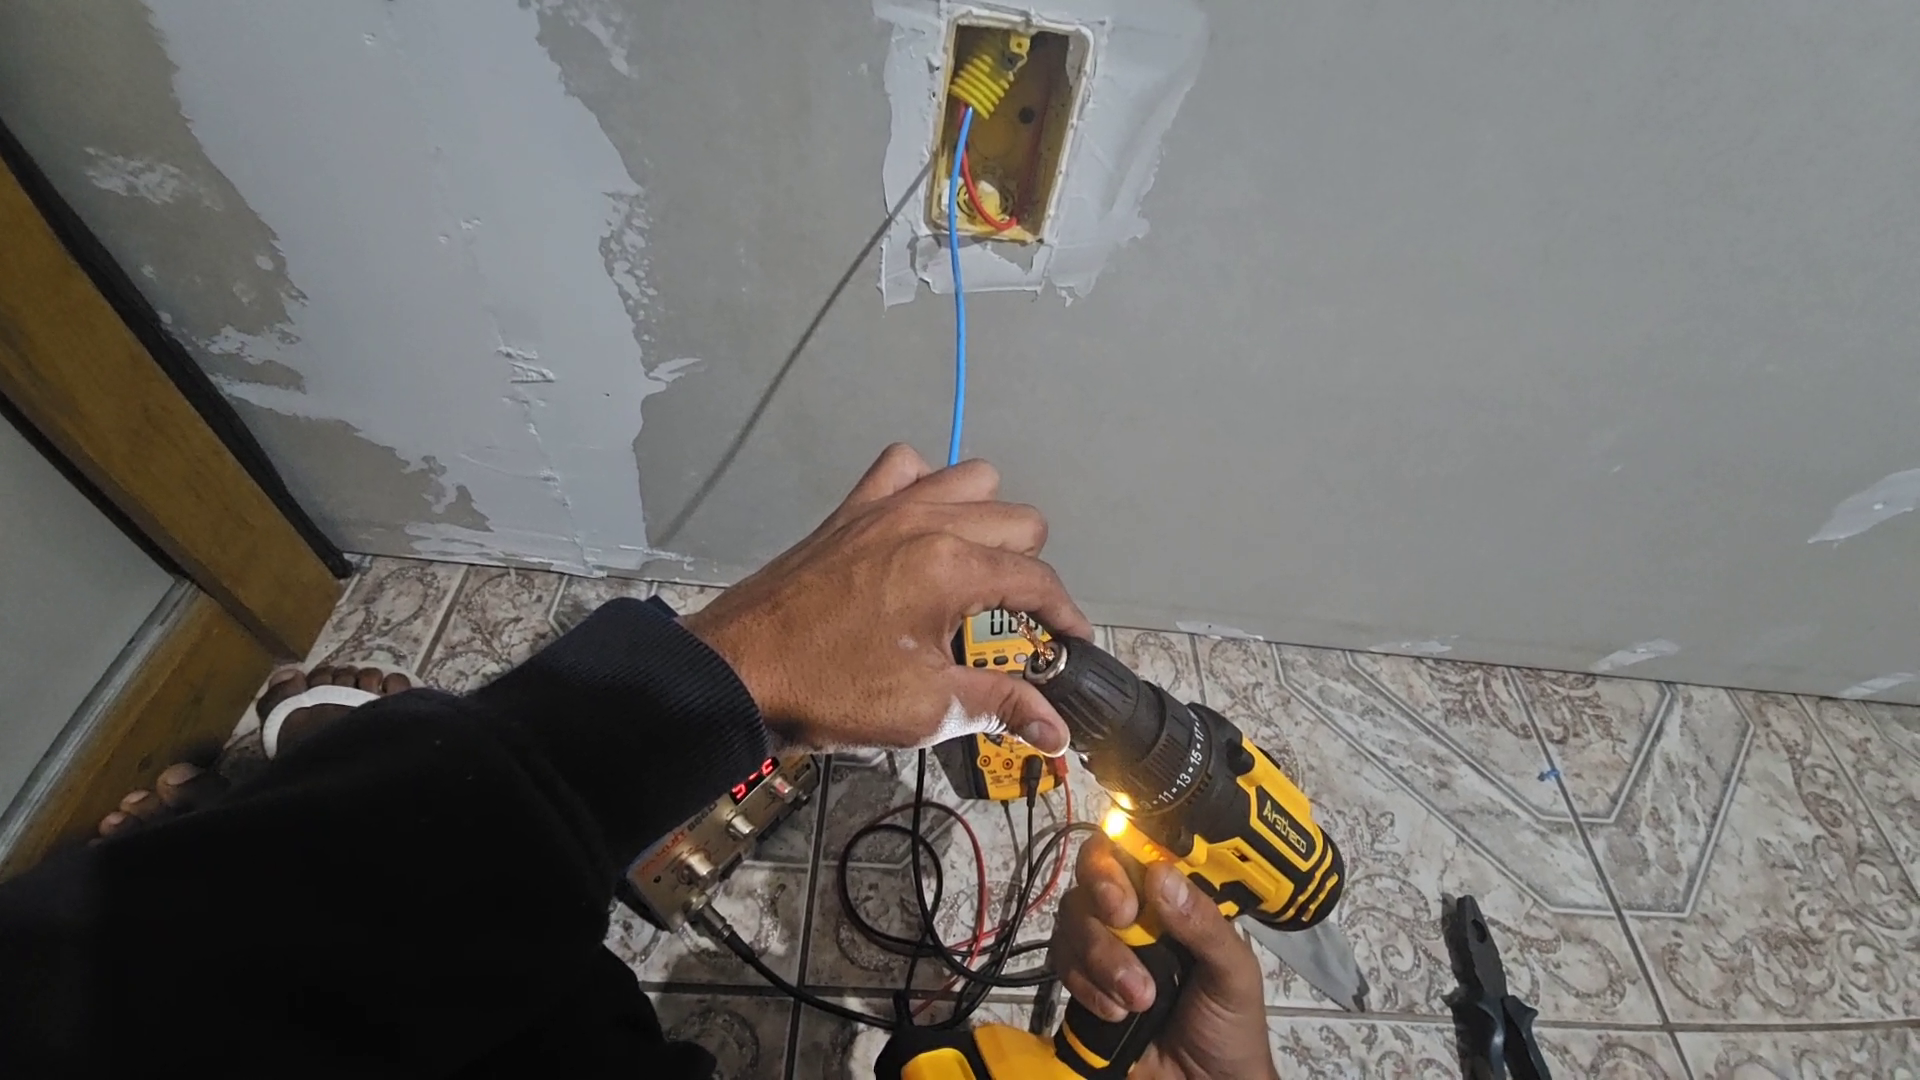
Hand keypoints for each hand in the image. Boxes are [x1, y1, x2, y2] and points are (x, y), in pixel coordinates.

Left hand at [679, 443, 1090, 752]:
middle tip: (1015, 617)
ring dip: (988, 520)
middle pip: (1020, 522)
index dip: (1067, 614)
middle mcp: (930, 520)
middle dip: (1031, 570)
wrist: (739, 670)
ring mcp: (889, 503)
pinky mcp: (854, 505)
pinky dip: (925, 486)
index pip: (1039, 580)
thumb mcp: (925, 708)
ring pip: (974, 479)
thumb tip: (1057, 731)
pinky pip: (906, 466)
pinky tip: (919, 525)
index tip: (1073, 642)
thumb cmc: (833, 691)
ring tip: (972, 568)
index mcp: (954, 568)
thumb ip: (1000, 706)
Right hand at [1051, 835, 1276, 1079]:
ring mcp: (1104, 941)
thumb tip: (1161, 873)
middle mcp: (1133, 909)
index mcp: (1171, 896)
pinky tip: (1115, 1012)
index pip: (1135, 847)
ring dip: (1101, 955)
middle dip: (1101, 893)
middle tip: (1122, 922)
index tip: (1128, 885)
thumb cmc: (1230, 1027)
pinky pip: (1062, 959)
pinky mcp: (1082, 977)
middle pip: (1093, 869)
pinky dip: (1084, 984)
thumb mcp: (1233, 973)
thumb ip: (1204, 924)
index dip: (1120, 851)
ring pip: (1073, 913)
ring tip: (1139, 999)